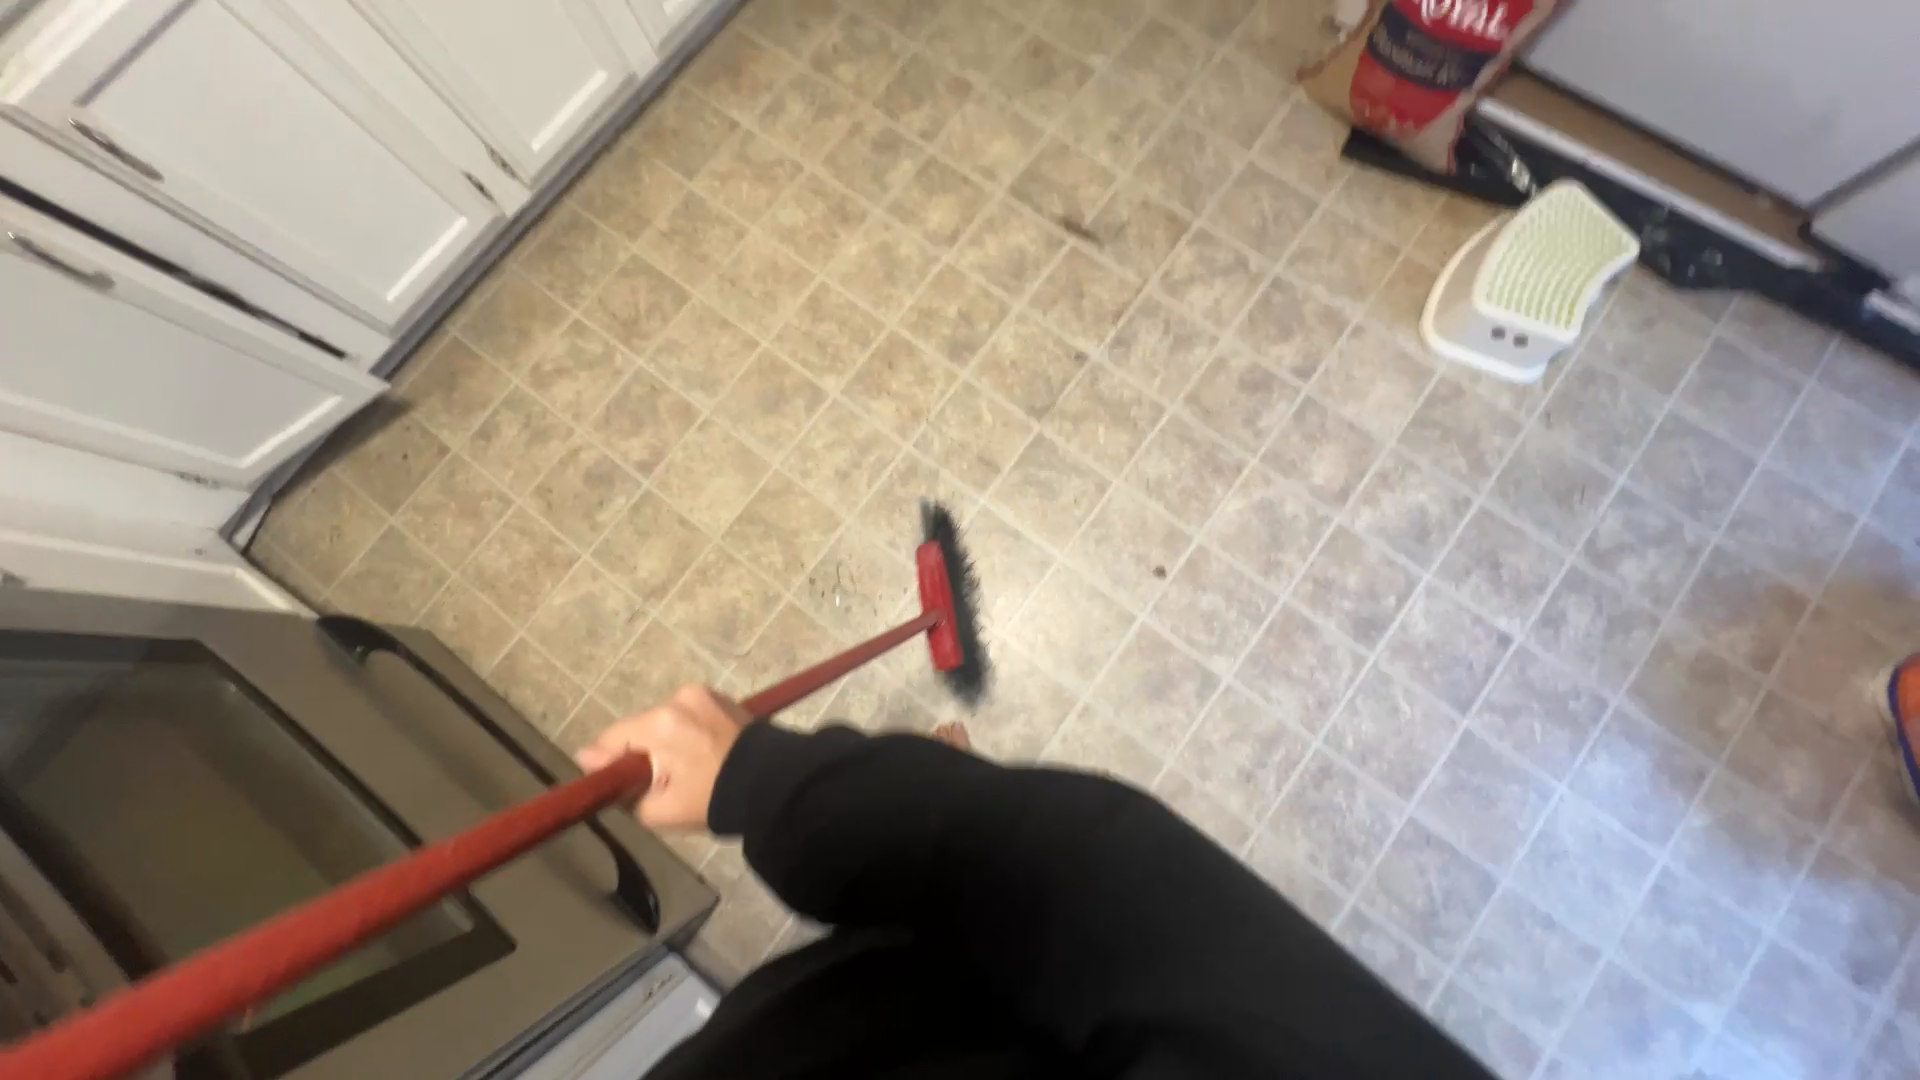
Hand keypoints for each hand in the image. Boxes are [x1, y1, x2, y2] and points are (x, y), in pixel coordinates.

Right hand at [574, 684, 748, 830]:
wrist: (775, 784)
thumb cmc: (713, 799)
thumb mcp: (658, 809)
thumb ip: (619, 786)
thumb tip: (588, 759)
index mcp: (662, 722)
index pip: (612, 738)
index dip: (606, 763)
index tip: (614, 784)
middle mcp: (680, 698)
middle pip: (640, 727)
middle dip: (642, 753)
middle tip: (661, 783)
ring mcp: (705, 694)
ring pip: (665, 721)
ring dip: (666, 742)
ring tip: (688, 770)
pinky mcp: (723, 697)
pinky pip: (690, 716)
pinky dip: (688, 733)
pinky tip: (703, 756)